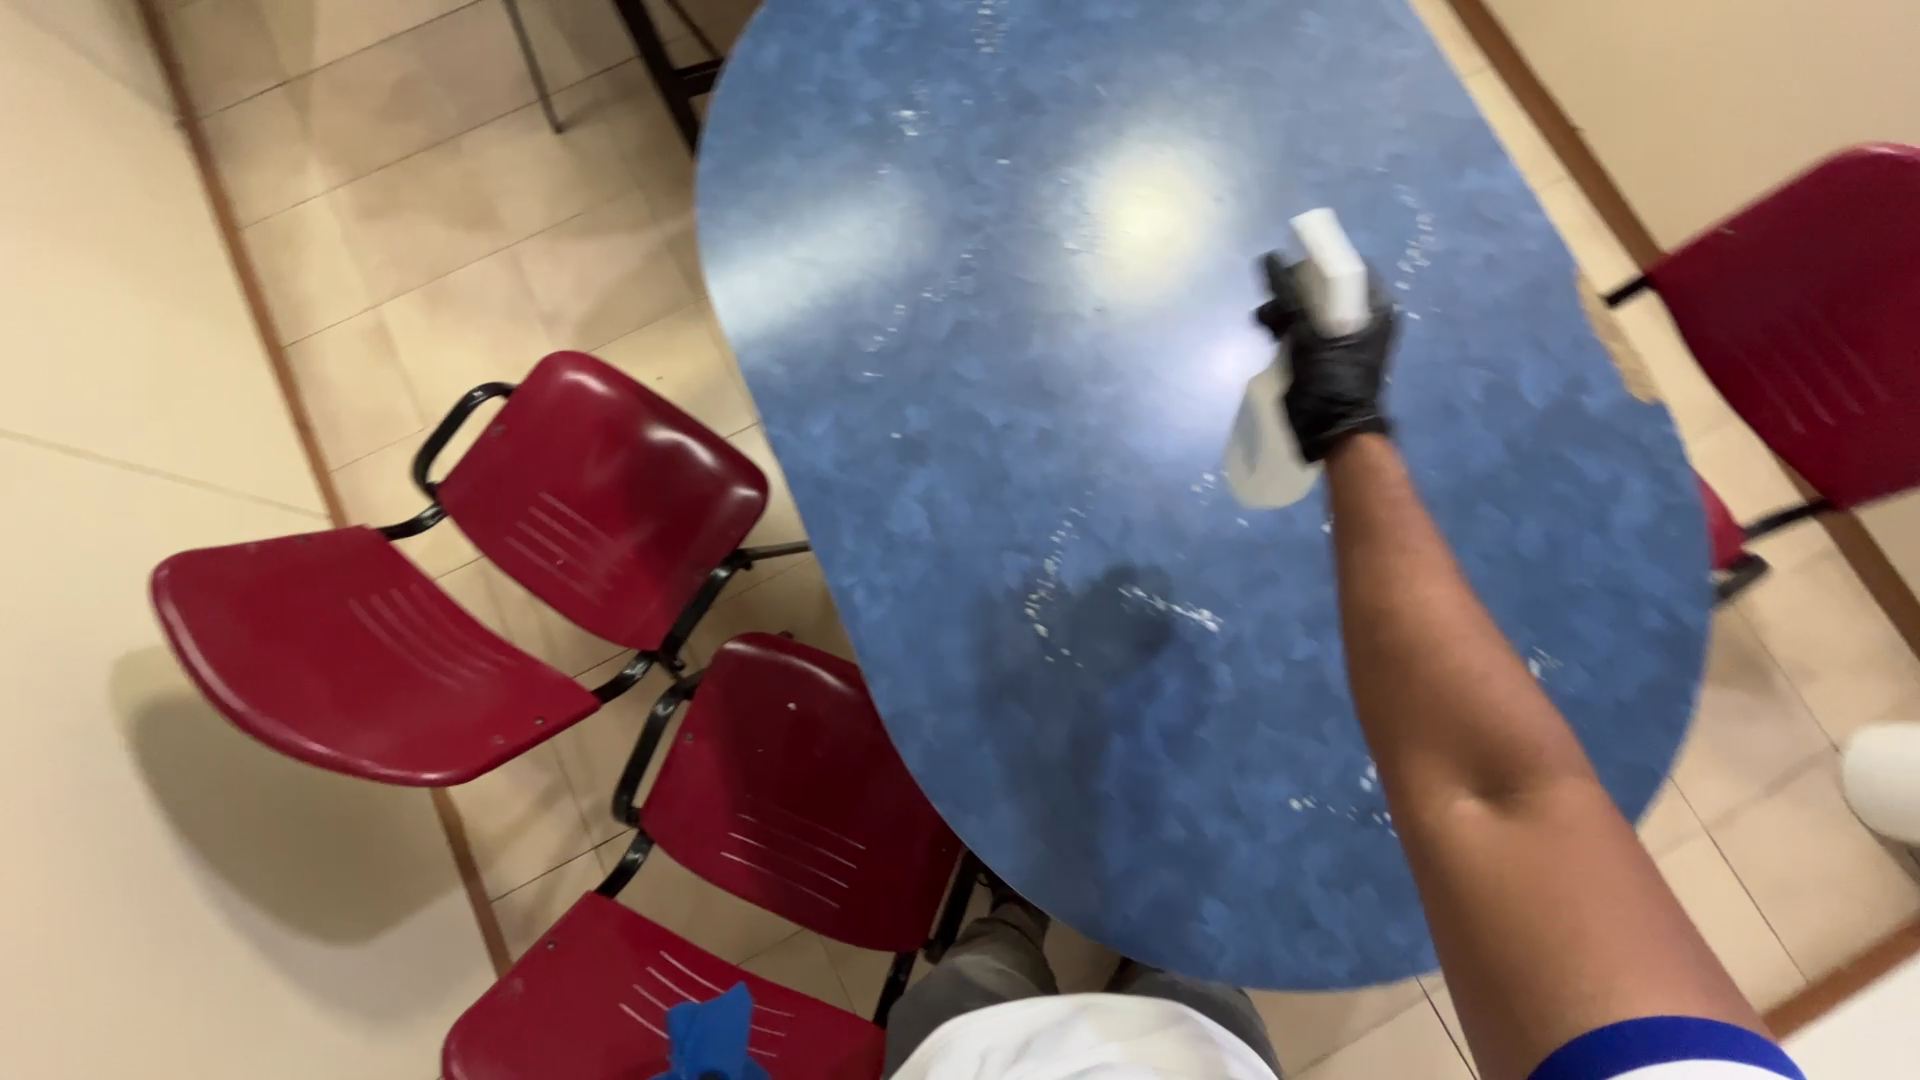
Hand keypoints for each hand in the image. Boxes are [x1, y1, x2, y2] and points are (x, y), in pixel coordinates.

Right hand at [1255, 253, 1398, 461]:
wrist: (1329, 430)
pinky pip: (1298, 330)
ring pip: (1305, 308)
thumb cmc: (1331, 380)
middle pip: (1322, 287)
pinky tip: (1267, 332)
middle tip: (1273, 299)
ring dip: (1282, 310)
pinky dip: (1281, 328)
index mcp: (1372, 309)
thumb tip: (1271, 259)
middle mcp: (1357, 319)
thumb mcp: (1312, 336)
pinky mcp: (1316, 354)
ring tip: (1264, 321)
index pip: (1348, 268)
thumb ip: (1292, 299)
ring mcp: (1335, 338)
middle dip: (1293, 290)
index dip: (1319, 262)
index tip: (1292, 264)